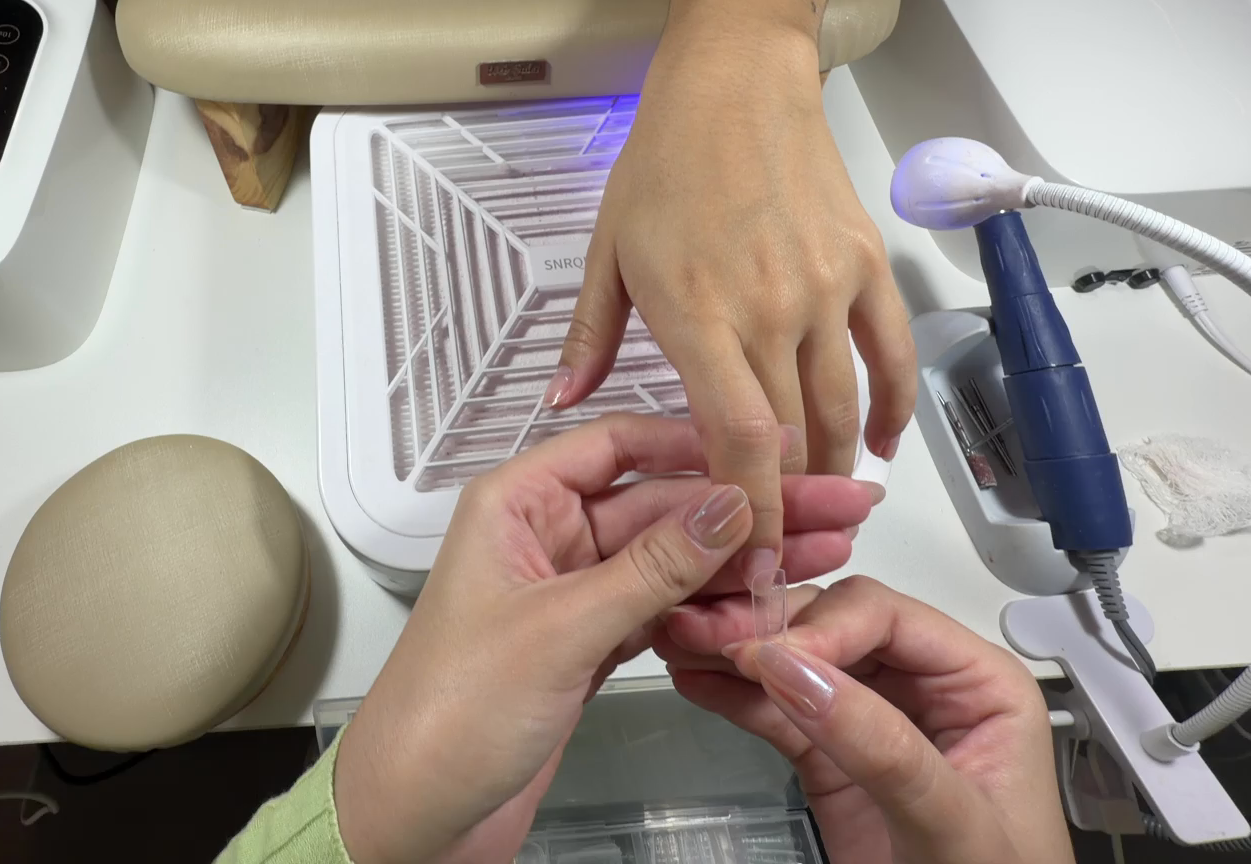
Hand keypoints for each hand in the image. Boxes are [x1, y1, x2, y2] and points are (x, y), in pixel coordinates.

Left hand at [333, 415, 879, 862]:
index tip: (771, 445)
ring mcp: (572, 585)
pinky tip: (768, 599)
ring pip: (667, 555)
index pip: (616, 445)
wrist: (419, 810)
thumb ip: (653, 566)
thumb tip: (731, 505)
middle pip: (655, 501)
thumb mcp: (561, 626)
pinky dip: (712, 605)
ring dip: (739, 556)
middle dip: (741, 504)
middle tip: (831, 501)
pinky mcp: (590, 636)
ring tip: (826, 548)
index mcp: (516, 501)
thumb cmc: (453, 709)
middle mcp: (545, 531)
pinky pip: (662, 603)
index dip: (695, 441)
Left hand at [550, 35, 916, 561]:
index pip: (736, 436)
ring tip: (814, 504)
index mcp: (695, 314)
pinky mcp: (864, 266)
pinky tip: (877, 445)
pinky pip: (891, 355)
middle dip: (785, 503)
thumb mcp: (606, 253)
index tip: (748, 553)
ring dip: (831, 466)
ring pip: (842, 406)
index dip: (747, 506)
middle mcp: (769, 310)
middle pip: (792, 436)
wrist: (734, 86)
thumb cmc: (660, 166)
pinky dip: (890, 408)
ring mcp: (826, 289)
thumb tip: (561, 400)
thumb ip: (589, 337)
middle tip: (774, 546)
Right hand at [655, 576, 1073, 863]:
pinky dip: (728, 690)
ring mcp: (866, 710)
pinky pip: (769, 702)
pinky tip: (691, 679)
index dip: (818, 625)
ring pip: (788, 655)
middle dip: (758, 627)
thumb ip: (878, 745)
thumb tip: (789, 666)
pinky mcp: (825, 744)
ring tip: (676, 642)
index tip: (761, 654)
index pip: (882, 616)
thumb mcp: (952, 827)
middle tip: (695, 630)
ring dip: (730, 649)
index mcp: (975, 681)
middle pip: (823, 621)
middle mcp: (918, 681)